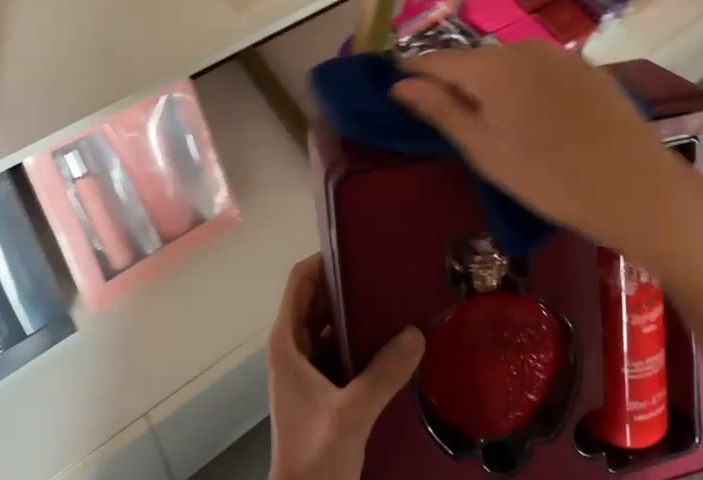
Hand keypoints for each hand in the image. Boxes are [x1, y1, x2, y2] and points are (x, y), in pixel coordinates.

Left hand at [268, 255, 423, 479]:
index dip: (324, 259)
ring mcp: (306, 369)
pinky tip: (393, 340)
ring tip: (395, 297)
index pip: (301, 281)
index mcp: (287, 342)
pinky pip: (341, 349)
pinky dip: (361, 339)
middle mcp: (293, 348)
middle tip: (387, 269)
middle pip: (318, 299)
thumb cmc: (315, 454)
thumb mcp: (352, 412)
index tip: (359, 247)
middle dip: (347, 282)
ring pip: (330, 325)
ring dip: (356, 312)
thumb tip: (416, 332)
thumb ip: (383, 373)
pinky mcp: (322, 388)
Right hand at [390, 43, 696, 261]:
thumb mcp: (485, 152)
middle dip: (454, 83)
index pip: (434, 60)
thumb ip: (440, 110)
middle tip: (449, 122)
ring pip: (508, 65)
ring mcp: (560, 55)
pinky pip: (540, 71)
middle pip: (473, 61)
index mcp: (490, 67)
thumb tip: (399, 84)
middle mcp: (522, 47)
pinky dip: (526, 88)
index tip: (393, 88)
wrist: (639, 190)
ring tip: (495, 126)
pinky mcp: (588, 69)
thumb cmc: (550, 179)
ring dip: (492, 86)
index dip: (410, 72)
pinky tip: (538, 122)